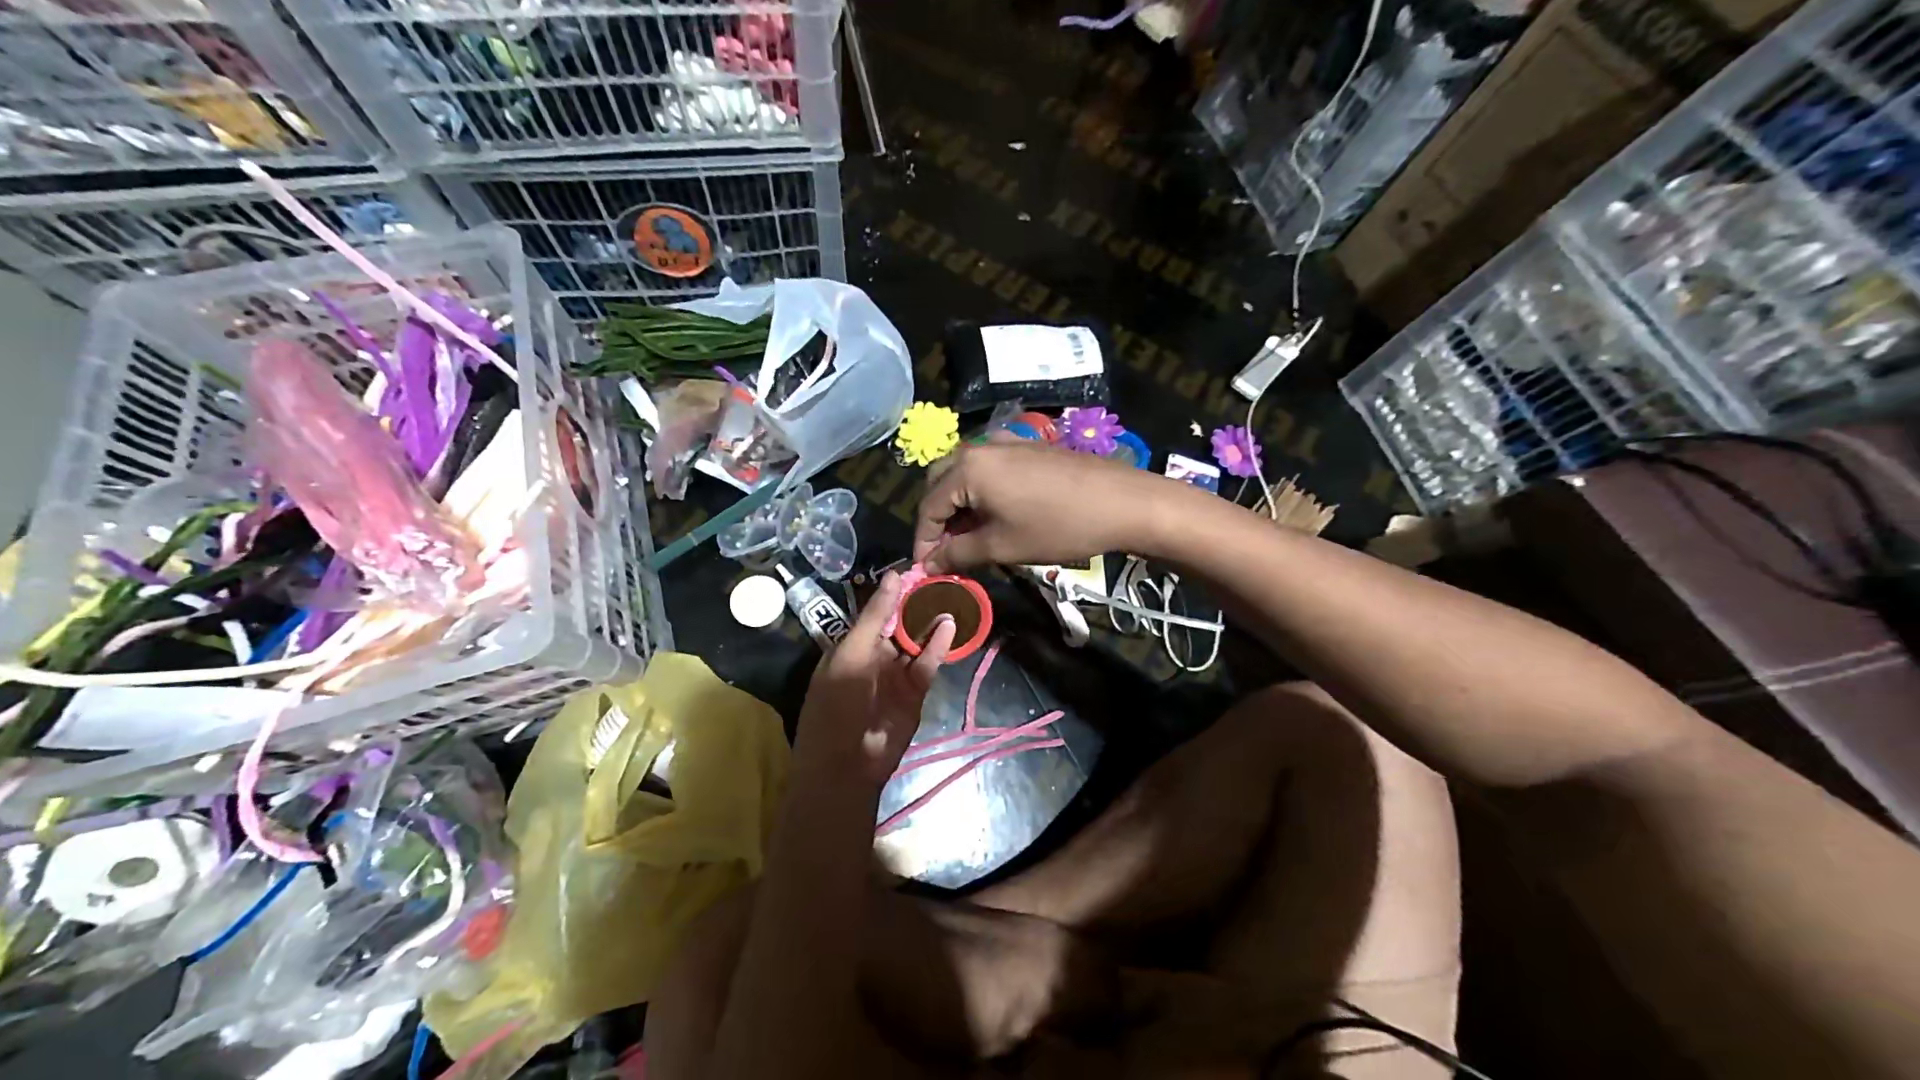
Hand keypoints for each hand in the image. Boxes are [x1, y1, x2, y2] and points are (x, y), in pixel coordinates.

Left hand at [793, 571, 956, 788]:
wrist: (847, 762)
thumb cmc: (837, 702)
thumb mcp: (851, 653)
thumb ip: (875, 616)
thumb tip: (893, 576)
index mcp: (852, 644)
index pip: (877, 610)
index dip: (896, 591)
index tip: (919, 567)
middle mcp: (875, 655)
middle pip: (900, 623)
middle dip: (919, 603)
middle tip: (943, 577)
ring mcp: (896, 673)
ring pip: (917, 641)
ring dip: (932, 622)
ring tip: (954, 596)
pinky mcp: (915, 691)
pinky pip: (928, 663)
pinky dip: (938, 646)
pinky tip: (950, 626)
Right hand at [912, 442, 1185, 572]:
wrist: (1122, 502)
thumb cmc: (1057, 527)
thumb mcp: (1002, 546)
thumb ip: (957, 554)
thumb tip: (928, 565)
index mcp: (967, 469)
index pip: (928, 506)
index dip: (923, 541)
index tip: (926, 570)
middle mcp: (979, 447)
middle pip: (940, 483)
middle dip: (937, 519)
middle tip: (946, 553)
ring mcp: (1006, 442)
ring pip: (964, 474)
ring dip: (959, 505)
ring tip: (970, 539)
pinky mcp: (1028, 446)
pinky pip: (989, 468)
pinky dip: (981, 492)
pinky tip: (996, 515)